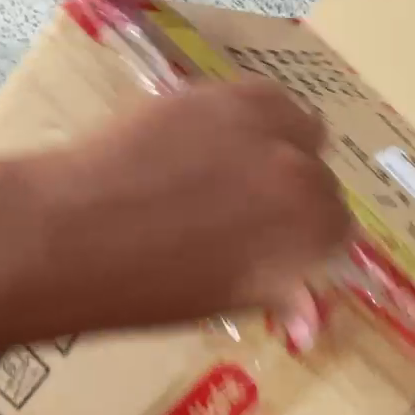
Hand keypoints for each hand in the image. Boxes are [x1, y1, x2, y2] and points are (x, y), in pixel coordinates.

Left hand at [28, 80, 351, 330]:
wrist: (74, 233)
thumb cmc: (154, 287)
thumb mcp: (232, 300)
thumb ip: (282, 294)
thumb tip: (308, 321)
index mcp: (315, 232)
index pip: (340, 232)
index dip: (311, 242)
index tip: (285, 248)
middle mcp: (305, 173)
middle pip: (323, 180)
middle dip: (298, 198)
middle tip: (254, 213)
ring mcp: (265, 128)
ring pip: (305, 130)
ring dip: (288, 148)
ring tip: (242, 168)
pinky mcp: (224, 94)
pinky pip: (268, 100)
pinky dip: (257, 118)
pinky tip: (222, 139)